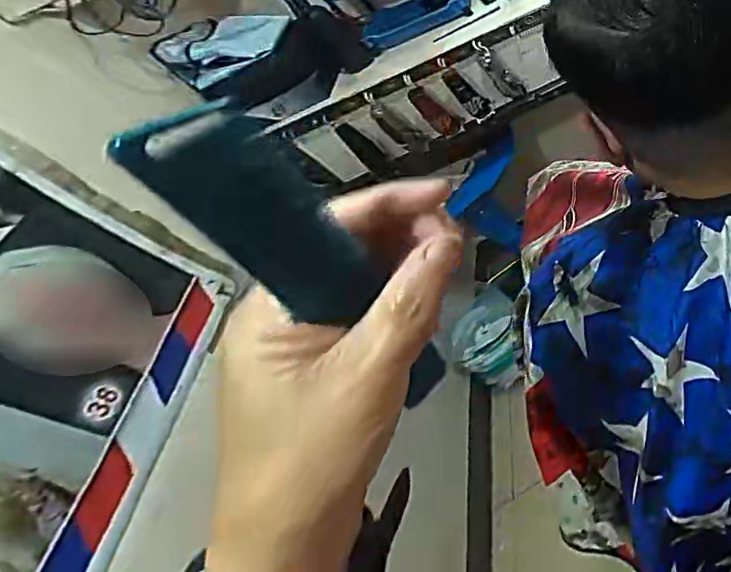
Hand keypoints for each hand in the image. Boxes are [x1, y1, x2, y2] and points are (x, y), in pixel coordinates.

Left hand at [207, 180, 462, 571]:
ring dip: (412, 263)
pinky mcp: (330, 351)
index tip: (445, 194)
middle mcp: (286, 307)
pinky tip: (431, 300)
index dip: (390, 201)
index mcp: (273, 304)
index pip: (332, 226)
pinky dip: (407, 293)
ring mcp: (307, 331)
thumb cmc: (316, 454)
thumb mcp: (372, 368)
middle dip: (409, 233)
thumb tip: (451, 236)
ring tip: (449, 267)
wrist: (290, 539)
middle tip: (456, 238)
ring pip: (369, 271)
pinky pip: (374, 301)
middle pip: (354, 244)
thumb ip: (412, 297)